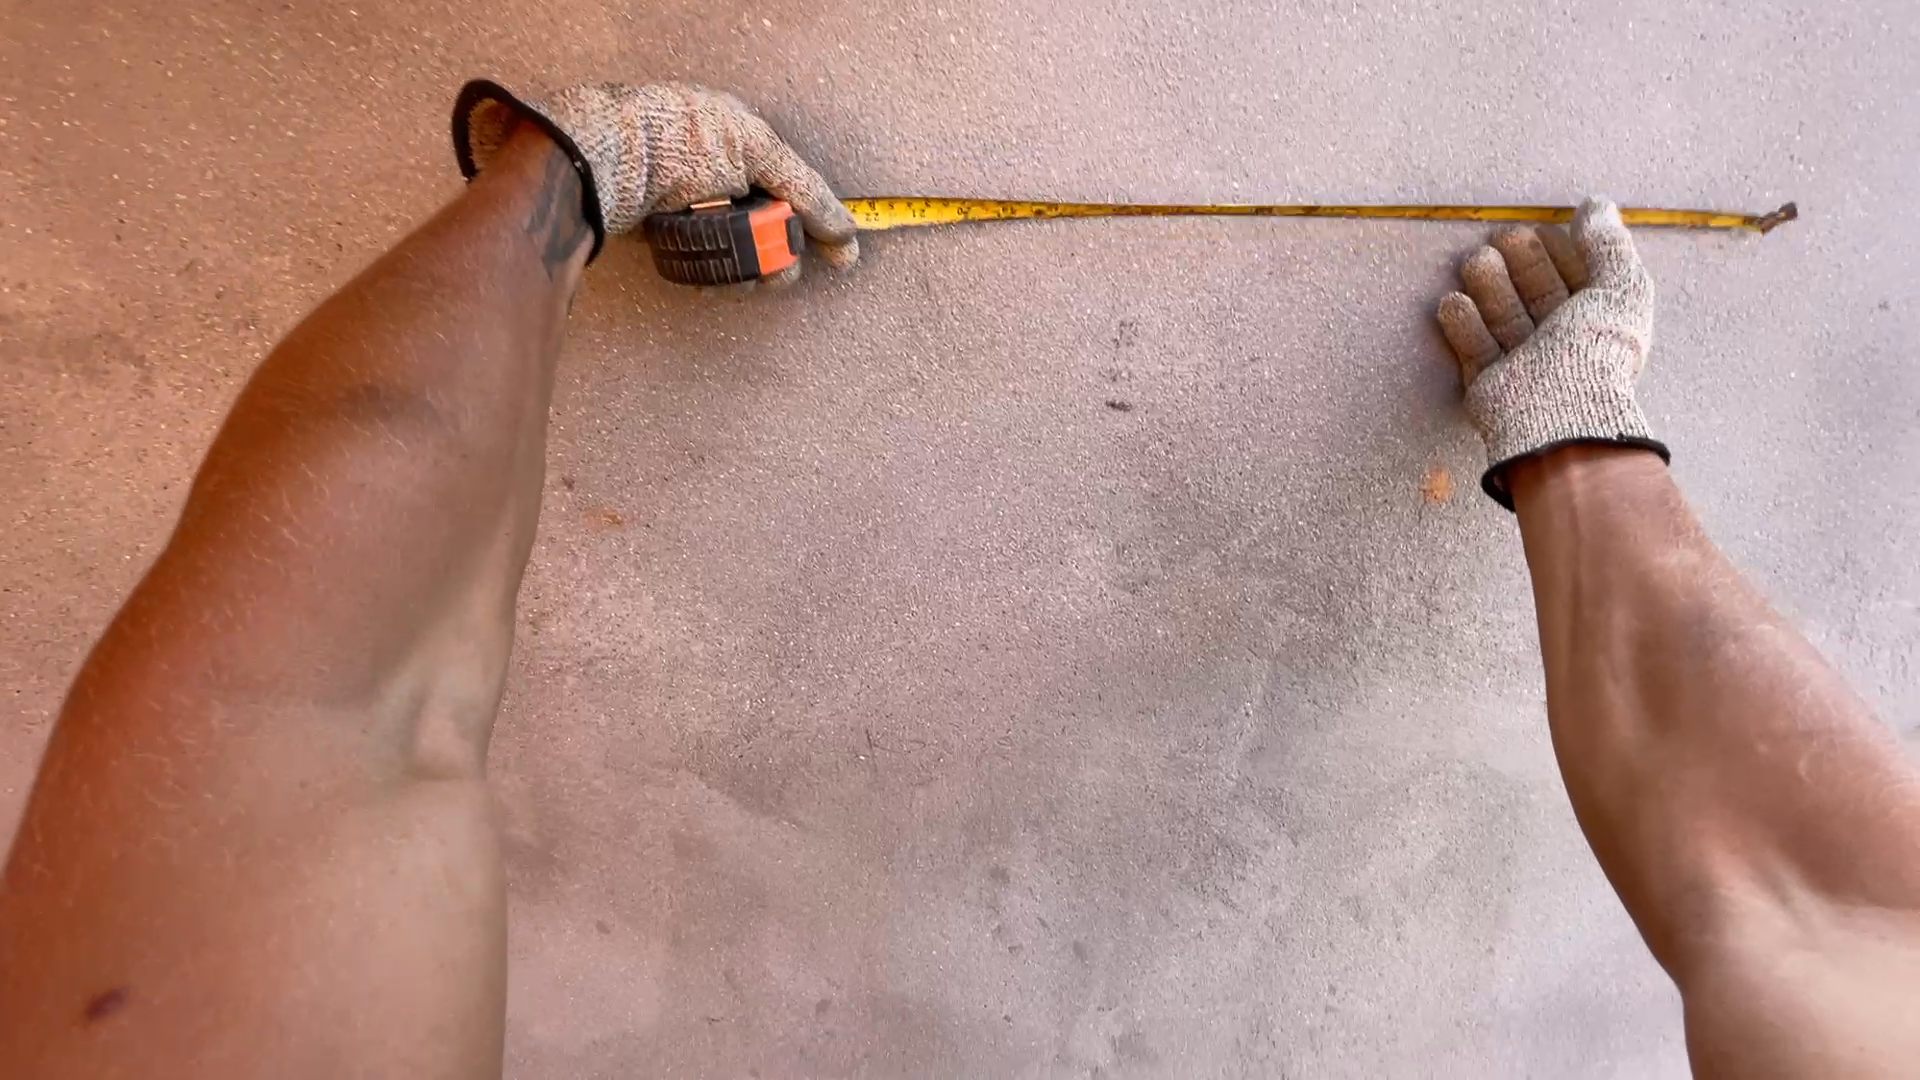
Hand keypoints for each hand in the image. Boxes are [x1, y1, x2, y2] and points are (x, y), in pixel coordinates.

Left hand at [454, 79, 858, 281]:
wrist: (601, 159)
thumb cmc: (673, 138)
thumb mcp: (752, 149)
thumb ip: (803, 189)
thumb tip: (845, 232)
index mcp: (745, 143)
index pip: (799, 190)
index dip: (825, 224)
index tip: (844, 256)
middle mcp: (725, 177)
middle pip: (776, 234)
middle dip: (780, 256)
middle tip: (775, 267)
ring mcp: (700, 209)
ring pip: (746, 257)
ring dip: (748, 271)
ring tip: (735, 270)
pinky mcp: (675, 236)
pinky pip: (713, 266)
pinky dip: (717, 274)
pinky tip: (708, 270)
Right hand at [1436, 197, 1666, 507]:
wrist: (1555, 406)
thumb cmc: (1596, 347)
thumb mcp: (1620, 286)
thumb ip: (1608, 244)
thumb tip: (1595, 203)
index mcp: (1600, 319)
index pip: (1576, 277)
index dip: (1558, 251)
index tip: (1537, 227)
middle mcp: (1562, 341)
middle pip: (1534, 295)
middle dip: (1516, 265)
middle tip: (1496, 238)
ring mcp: (1524, 363)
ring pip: (1502, 317)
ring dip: (1487, 288)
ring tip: (1473, 261)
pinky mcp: (1488, 382)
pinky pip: (1474, 348)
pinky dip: (1462, 325)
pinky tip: (1451, 300)